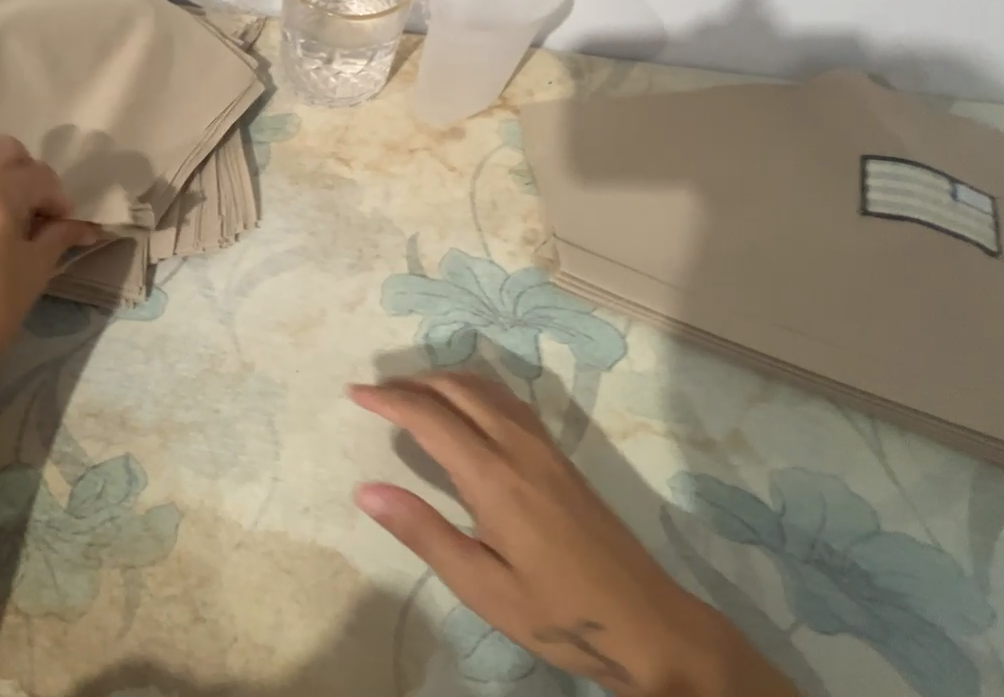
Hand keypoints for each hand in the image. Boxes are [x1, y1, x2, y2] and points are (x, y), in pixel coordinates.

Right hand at [350, 373, 796, 696]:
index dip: (388, 400)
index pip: (430, 417)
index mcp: (494, 476)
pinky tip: (465, 405)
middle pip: (458, 388)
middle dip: (412, 382)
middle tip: (376, 392)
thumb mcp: (481, 585)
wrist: (648, 623)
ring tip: (411, 392)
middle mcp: (518, 447)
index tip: (355, 393)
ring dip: (443, 379)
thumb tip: (366, 489)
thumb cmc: (557, 611)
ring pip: (486, 387)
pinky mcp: (559, 455)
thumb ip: (422, 531)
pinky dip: (473, 388)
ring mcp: (543, 446)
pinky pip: (507, 399)